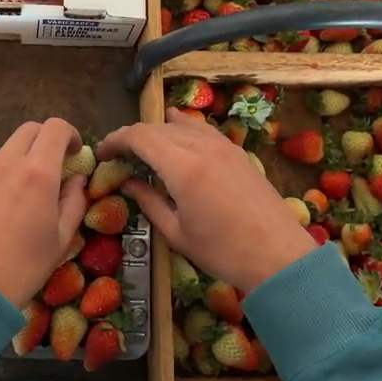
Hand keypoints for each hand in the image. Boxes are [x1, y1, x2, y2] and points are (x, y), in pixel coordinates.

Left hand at [0, 118, 88, 306]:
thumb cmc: (22, 268)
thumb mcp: (61, 240)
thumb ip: (74, 201)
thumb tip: (75, 178)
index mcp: (37, 173)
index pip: (55, 127)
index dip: (68, 133)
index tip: (71, 151)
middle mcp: (4, 163)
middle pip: (27, 132)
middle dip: (42, 142)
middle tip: (46, 169)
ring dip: (12, 167)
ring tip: (9, 203)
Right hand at [97, 109, 312, 291]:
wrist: (279, 256)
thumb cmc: (223, 252)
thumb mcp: (177, 233)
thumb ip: (149, 202)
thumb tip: (129, 182)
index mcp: (183, 168)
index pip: (139, 136)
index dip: (115, 140)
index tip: (102, 153)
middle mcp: (202, 147)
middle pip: (157, 127)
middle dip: (133, 137)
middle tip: (119, 156)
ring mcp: (223, 145)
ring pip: (180, 124)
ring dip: (158, 132)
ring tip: (146, 152)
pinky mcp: (237, 151)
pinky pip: (202, 129)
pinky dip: (183, 130)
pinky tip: (177, 142)